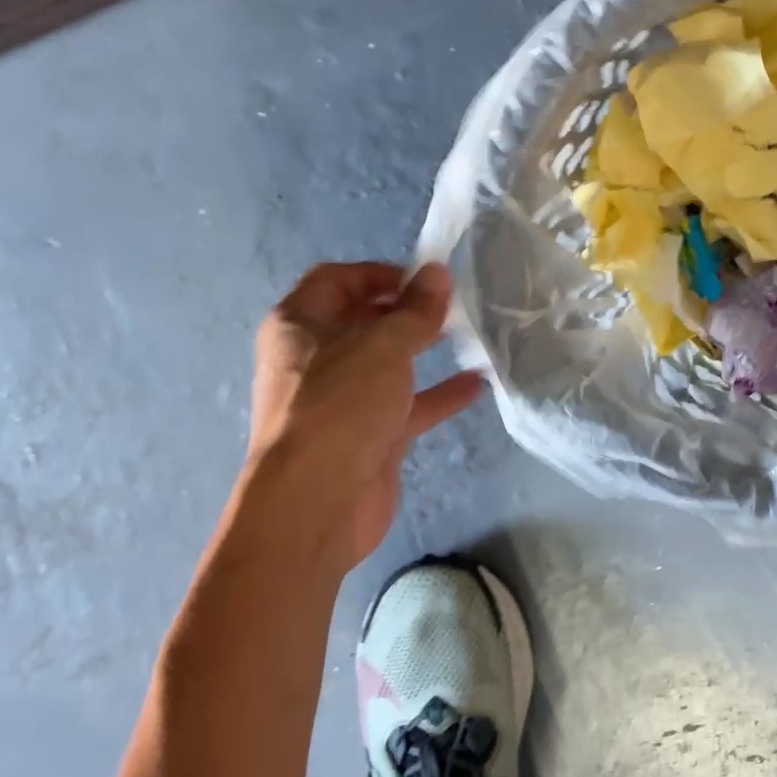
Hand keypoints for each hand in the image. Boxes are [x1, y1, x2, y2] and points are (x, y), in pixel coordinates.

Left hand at [245, 262, 483, 567]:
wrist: (316, 503)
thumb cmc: (339, 405)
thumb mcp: (383, 345)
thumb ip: (416, 310)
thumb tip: (437, 273)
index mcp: (299, 325)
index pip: (336, 280)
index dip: (380, 273)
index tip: (426, 279)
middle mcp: (315, 359)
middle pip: (362, 321)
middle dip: (405, 311)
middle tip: (452, 306)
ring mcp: (341, 401)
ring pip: (386, 364)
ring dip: (423, 349)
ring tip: (467, 334)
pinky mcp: (366, 437)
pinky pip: (406, 405)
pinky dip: (438, 393)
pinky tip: (477, 384)